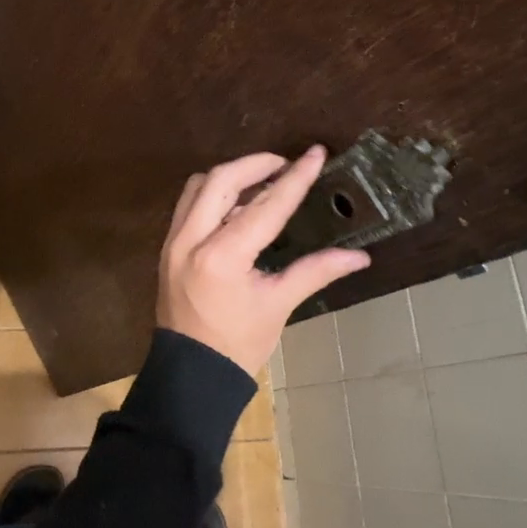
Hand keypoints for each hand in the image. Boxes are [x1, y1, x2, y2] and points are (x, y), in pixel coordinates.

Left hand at [158, 146, 372, 374]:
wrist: (190, 374)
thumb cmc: (237, 344)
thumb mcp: (278, 306)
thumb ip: (316, 272)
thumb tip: (359, 256)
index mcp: (222, 257)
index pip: (265, 206)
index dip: (294, 178)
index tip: (314, 153)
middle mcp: (191, 240)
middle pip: (221, 179)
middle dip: (256, 164)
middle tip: (286, 164)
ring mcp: (173, 241)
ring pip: (198, 186)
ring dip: (231, 176)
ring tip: (263, 180)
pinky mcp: (167, 247)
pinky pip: (188, 205)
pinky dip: (213, 194)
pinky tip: (237, 204)